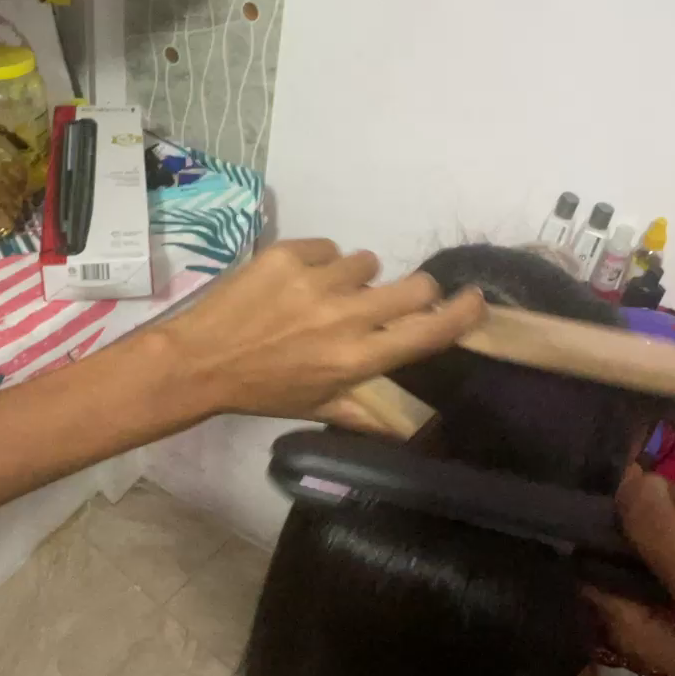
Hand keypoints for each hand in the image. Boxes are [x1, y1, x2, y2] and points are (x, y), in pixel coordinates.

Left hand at [152, 239, 486, 429]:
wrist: (199, 359)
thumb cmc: (262, 389)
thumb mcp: (316, 406)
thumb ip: (365, 412)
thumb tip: (409, 427)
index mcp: (356, 359)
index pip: (427, 332)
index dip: (461, 313)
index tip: (474, 298)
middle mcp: (345, 317)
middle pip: (415, 285)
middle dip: (415, 289)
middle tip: (392, 297)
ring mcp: (317, 280)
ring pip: (366, 262)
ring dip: (354, 277)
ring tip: (321, 295)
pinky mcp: (289, 254)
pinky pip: (328, 248)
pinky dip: (319, 262)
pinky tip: (294, 282)